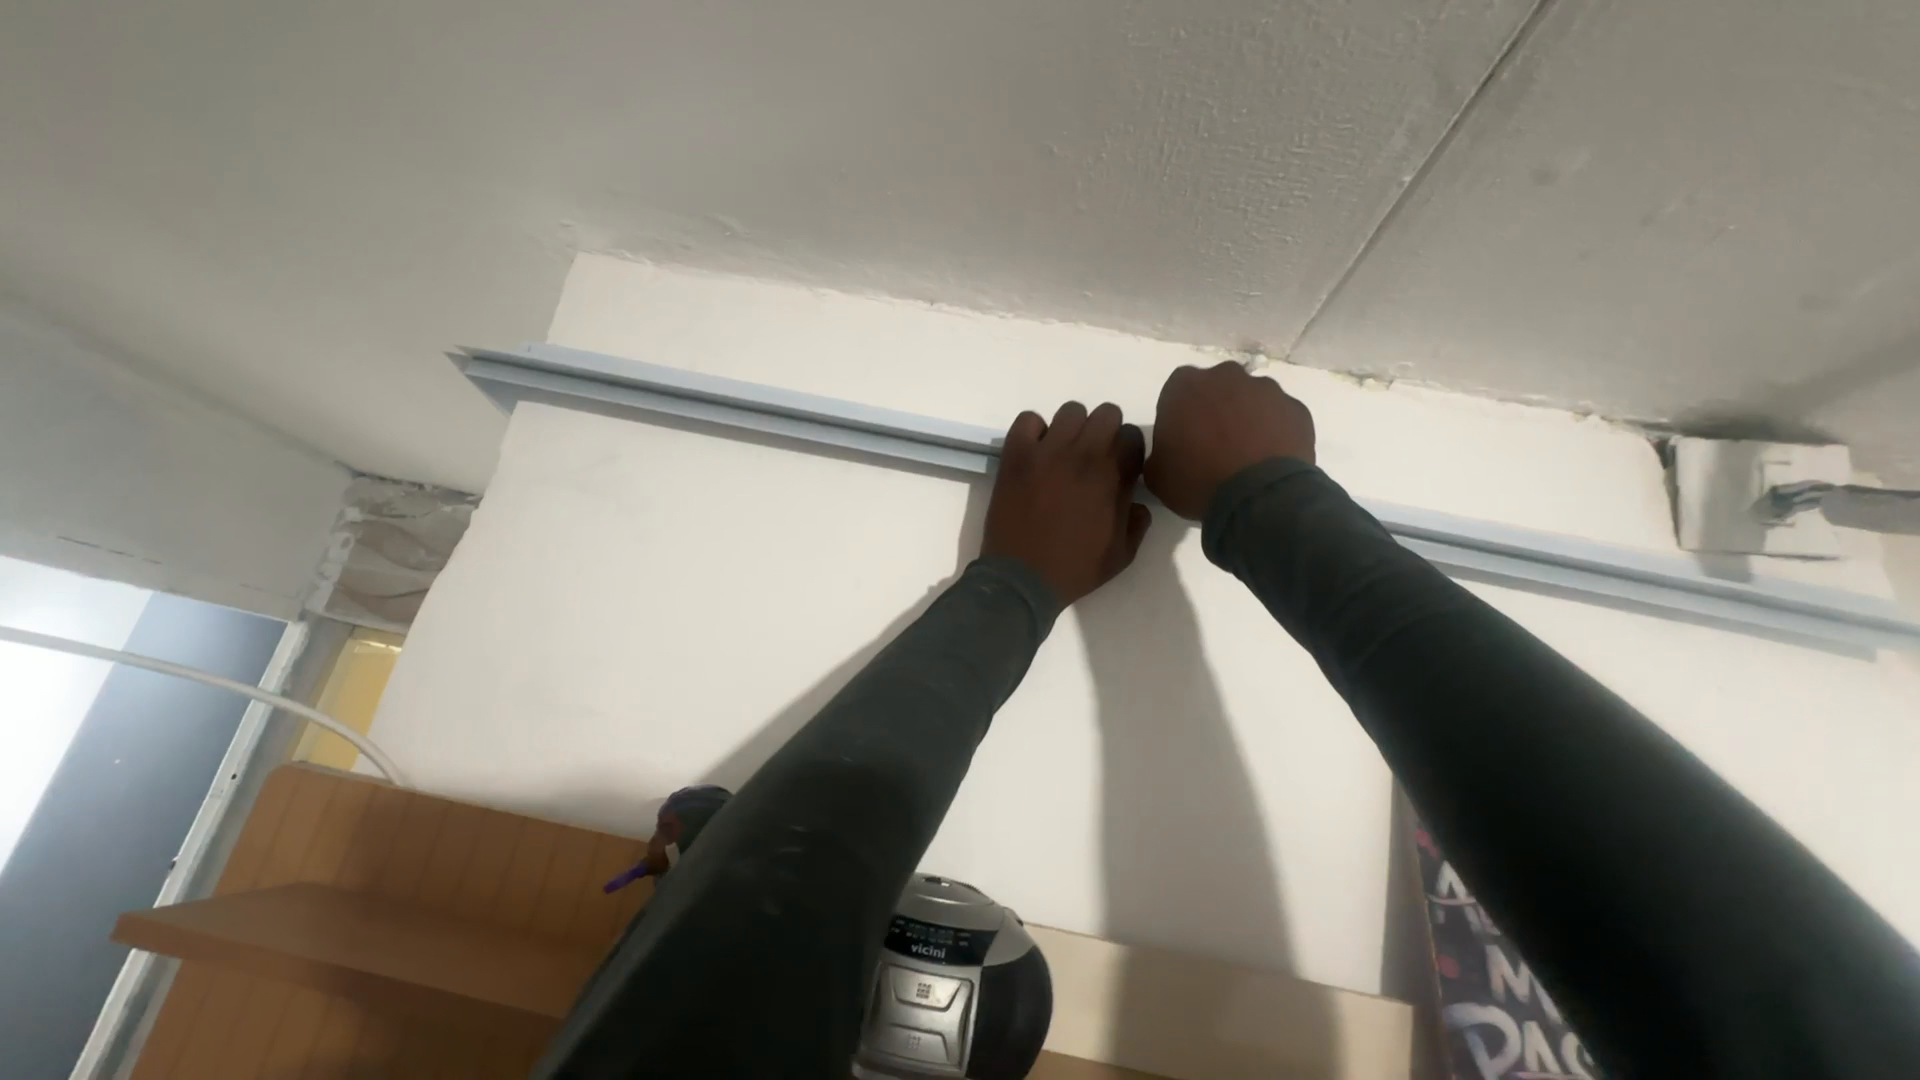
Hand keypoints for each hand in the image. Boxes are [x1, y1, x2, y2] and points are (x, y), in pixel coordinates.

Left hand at [981, 401, 1151, 605]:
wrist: (1021, 578)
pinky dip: (1033, 430)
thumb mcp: (1121, 556)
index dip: (1128, 451)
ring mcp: (1047, 452)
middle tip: (1093, 457)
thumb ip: (1137, 523)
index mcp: (1112, 477)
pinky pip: (1028, 420)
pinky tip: (1036, 452)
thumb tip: (1137, 502)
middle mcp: (1083, 455)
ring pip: (1070, 412)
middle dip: (1105, 432)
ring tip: (1063, 454)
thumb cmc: (1073, 569)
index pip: (1133, 436)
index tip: (1118, 467)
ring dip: (1072, 429)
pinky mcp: (1016, 455)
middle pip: (1107, 414)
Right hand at [1144, 361, 1315, 519]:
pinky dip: (1274, 432)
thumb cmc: (1196, 481)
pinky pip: (1280, 417)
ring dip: (1247, 418)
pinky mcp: (1296, 409)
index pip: (1177, 390)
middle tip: (1213, 445)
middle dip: (1215, 409)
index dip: (1179, 414)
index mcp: (1185, 386)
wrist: (1257, 497)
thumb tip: (1169, 453)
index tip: (1182, 439)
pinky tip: (1268, 459)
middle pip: (1218, 387)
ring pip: (1251, 399)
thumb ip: (1159, 452)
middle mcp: (1226, 377)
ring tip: (1246, 455)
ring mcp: (1266, 390)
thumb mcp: (1156, 474)